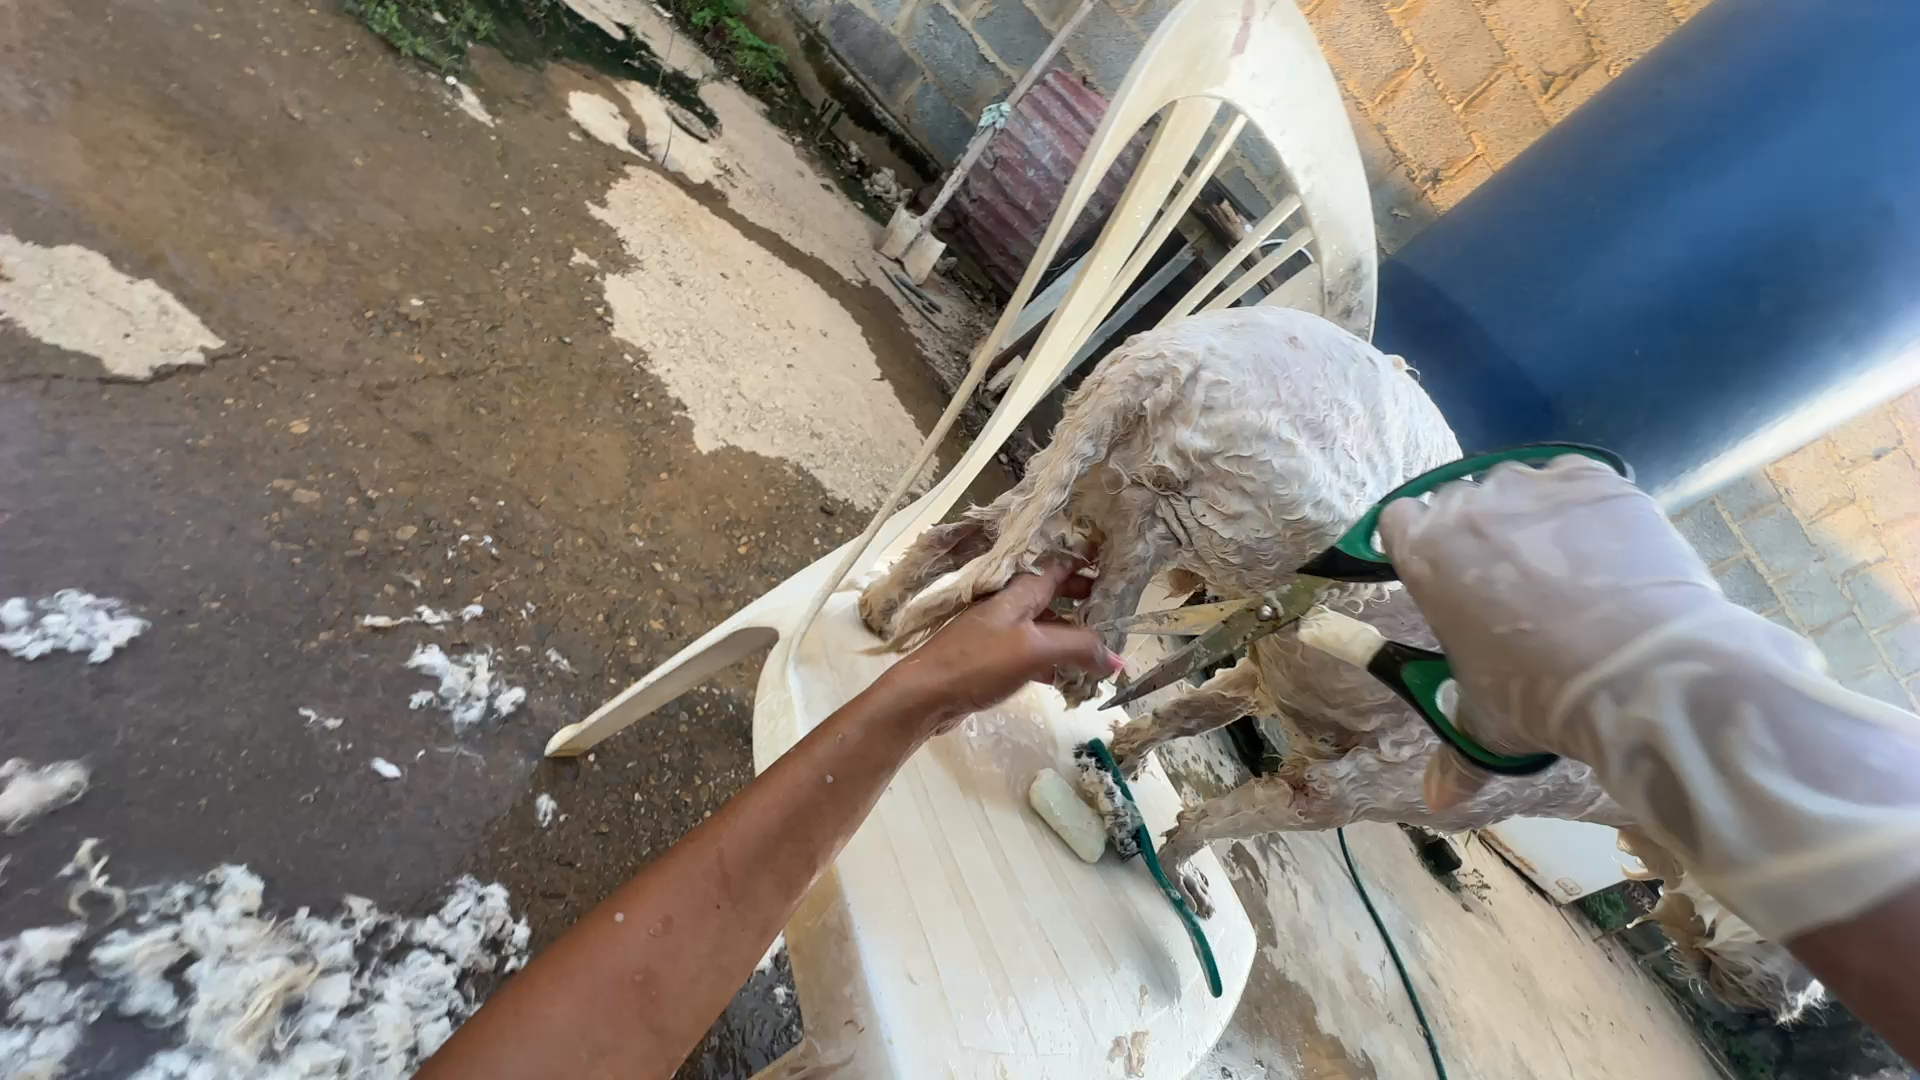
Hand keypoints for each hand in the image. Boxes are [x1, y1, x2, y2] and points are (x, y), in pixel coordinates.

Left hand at [881, 555, 1122, 733]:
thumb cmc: (979, 662)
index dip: (1086, 563)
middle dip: (1084, 600)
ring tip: (1102, 650)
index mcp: (1019, 592)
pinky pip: (1033, 655)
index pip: (1059, 566)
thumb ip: (1079, 647)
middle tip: (1116, 611)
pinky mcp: (994, 662)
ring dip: (1073, 636)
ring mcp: (1000, 634)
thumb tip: (1116, 658)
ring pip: (1046, 627)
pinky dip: (1054, 662)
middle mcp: (1010, 607)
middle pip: (1054, 595)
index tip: (1115, 565)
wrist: (926, 694)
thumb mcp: (1035, 649)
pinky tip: (1068, 679)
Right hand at [1377, 454, 1724, 799]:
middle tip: (1510, 575)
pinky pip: (1574, 478)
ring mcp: (1530, 490)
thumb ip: (1453, 756)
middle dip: (1476, 528)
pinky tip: (1600, 542)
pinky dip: (1583, 501)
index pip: (1397, 518)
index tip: (1444, 565)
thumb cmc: (1539, 693)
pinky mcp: (1595, 483)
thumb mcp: (1484, 721)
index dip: (1418, 539)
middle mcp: (1464, 508)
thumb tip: (1435, 803)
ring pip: (1516, 484)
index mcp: (1420, 553)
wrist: (1645, 673)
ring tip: (1563, 559)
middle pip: (1457, 499)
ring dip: (1528, 512)